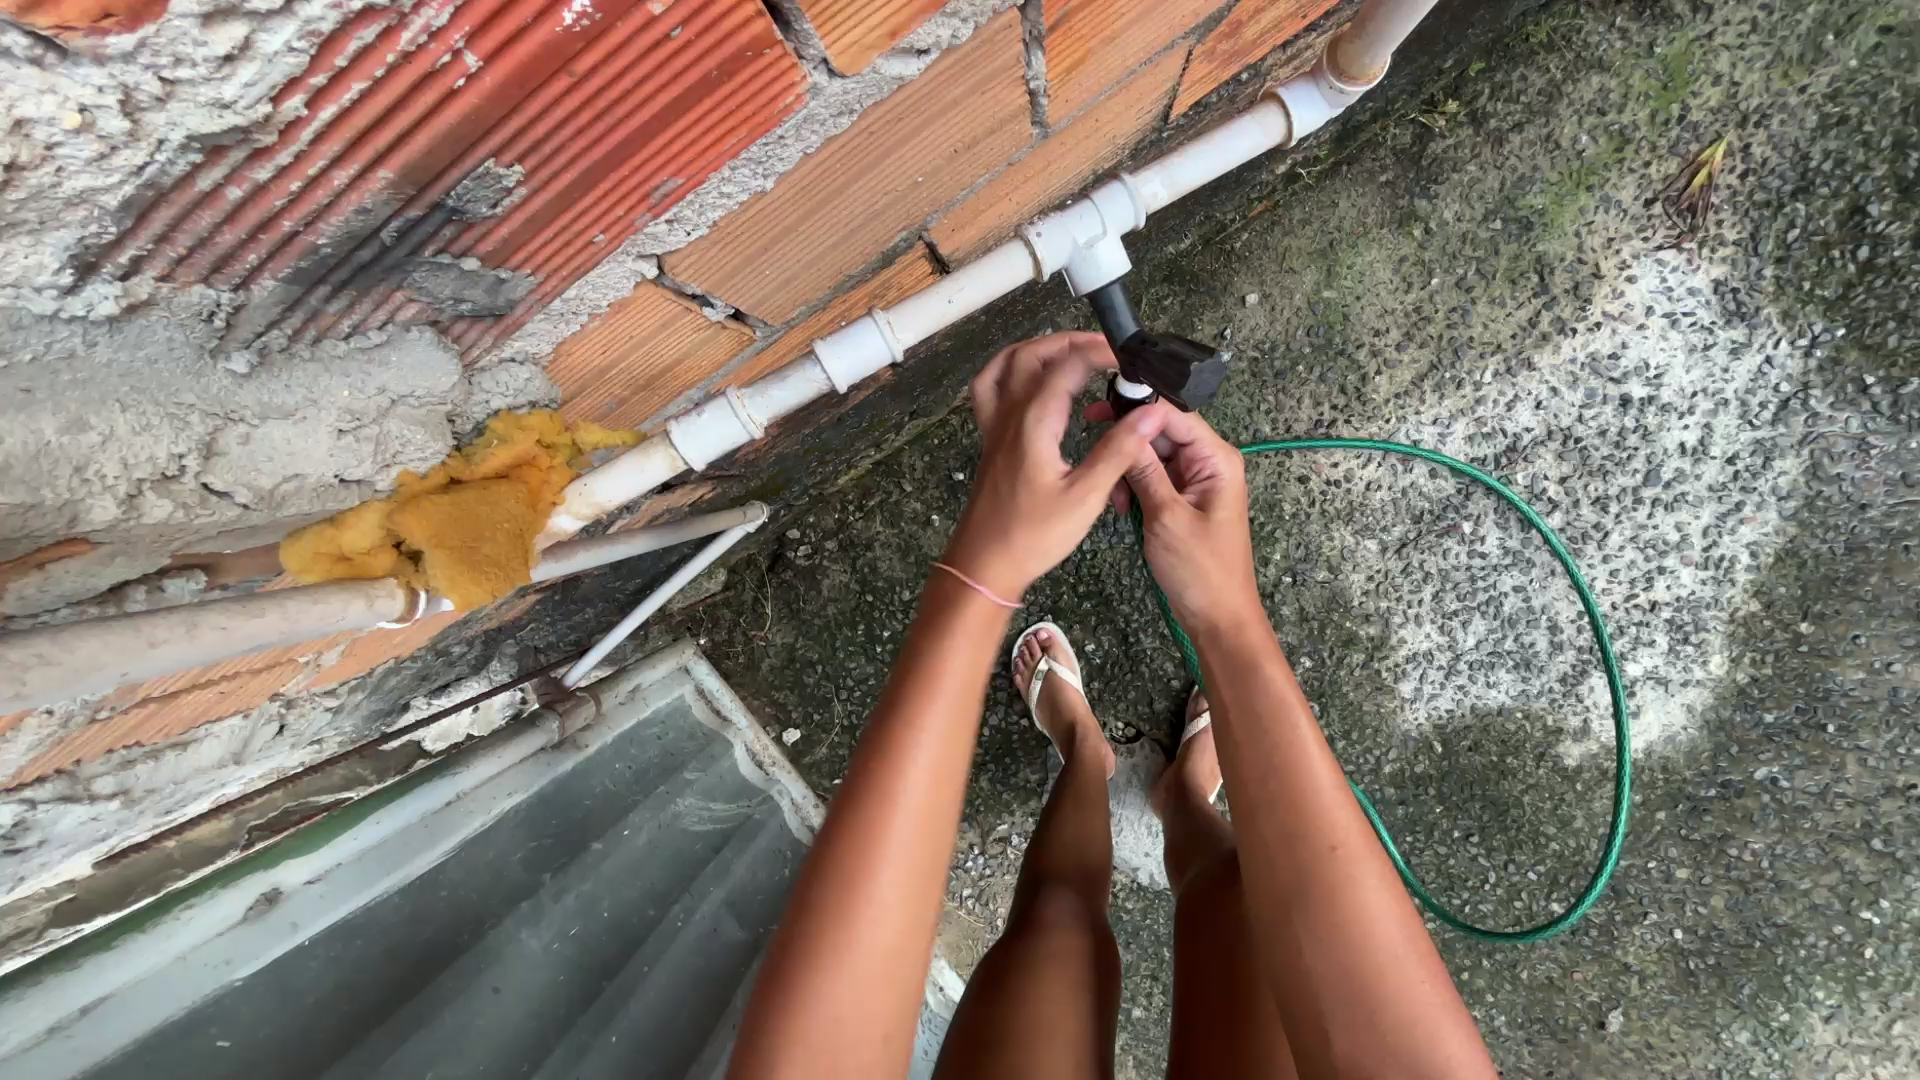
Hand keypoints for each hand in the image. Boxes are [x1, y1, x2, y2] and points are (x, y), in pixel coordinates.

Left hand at [942, 332, 1166, 600]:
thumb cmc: (1034, 535)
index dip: (1102, 353)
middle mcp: (1009, 415)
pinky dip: (1007, 371)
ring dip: (1036, 349)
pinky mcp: (989, 441)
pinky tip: (1025, 380)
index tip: (1131, 361)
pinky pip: (989, 389)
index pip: (1069, 365)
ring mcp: (993, 427)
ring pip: (1005, 366)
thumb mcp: (1085, 496)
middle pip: (1032, 354)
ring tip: (1069, 354)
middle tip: (1105, 350)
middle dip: (1070, 341)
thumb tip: (1151, 413)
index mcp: (1034, 422)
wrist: (985, 563)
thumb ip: (1118, 450)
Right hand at [1084, 399, 1261, 636]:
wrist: (1216, 617)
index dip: (1138, 409)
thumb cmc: (1199, 570)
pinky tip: (1122, 509)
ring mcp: (1194, 482)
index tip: (1097, 411)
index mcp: (1216, 459)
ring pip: (1152, 457)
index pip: (1174, 415)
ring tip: (1116, 500)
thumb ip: (1144, 470)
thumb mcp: (1165, 517)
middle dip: (1130, 446)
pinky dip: (1134, 489)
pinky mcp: (1180, 501)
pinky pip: (1152, 480)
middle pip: (1161, 433)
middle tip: (1098, 458)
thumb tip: (1126, 426)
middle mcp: (1208, 463)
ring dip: (1129, 472)